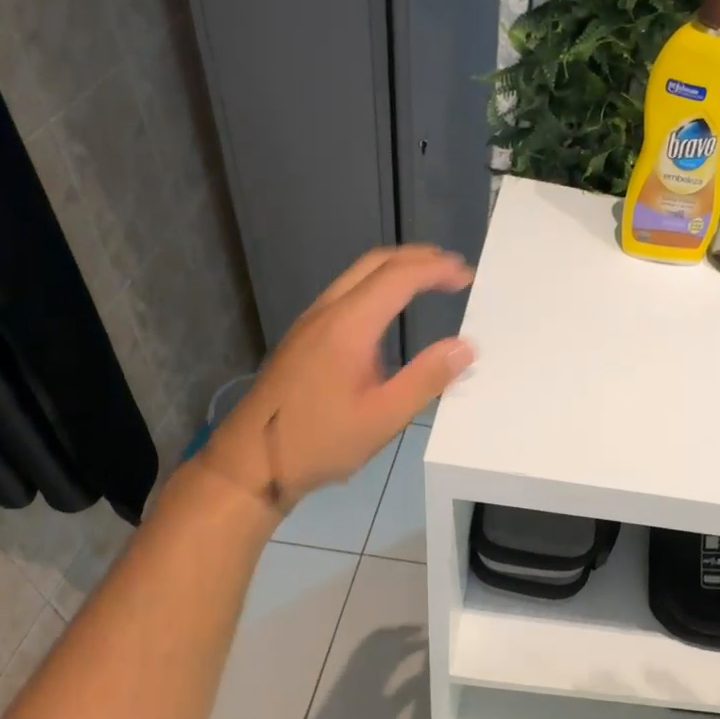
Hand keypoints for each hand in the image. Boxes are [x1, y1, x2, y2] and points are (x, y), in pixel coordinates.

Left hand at [196, 245, 473, 508]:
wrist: (252, 460)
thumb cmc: (321, 441)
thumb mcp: (384, 417)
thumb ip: (427, 378)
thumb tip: (465, 347)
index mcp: (349, 327)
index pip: (399, 277)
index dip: (436, 269)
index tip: (467, 276)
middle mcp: (327, 313)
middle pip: (375, 263)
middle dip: (417, 258)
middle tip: (453, 269)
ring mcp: (311, 323)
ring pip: (357, 276)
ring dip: (396, 270)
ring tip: (429, 281)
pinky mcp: (304, 338)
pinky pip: (346, 294)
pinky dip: (378, 287)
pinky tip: (390, 310)